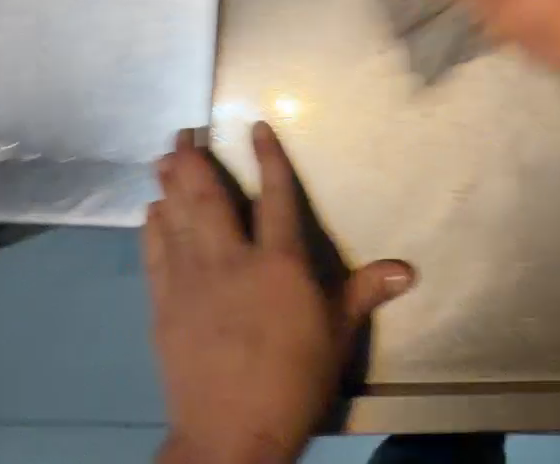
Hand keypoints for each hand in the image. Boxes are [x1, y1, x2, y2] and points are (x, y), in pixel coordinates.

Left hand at [144, 124, 414, 463]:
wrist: (231, 434)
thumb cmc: (294, 379)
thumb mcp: (337, 333)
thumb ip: (364, 292)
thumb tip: (408, 270)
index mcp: (280, 262)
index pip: (275, 196)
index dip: (267, 157)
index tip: (254, 126)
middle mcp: (233, 261)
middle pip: (210, 198)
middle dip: (195, 161)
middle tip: (183, 132)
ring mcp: (193, 282)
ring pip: (179, 219)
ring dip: (170, 185)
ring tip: (162, 156)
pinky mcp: (166, 307)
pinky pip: (156, 255)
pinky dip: (153, 228)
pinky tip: (150, 210)